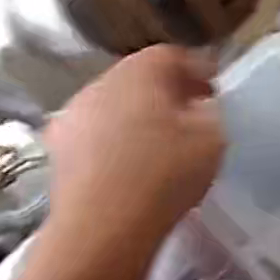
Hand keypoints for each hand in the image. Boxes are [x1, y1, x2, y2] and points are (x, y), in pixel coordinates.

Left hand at [43, 46, 223, 268]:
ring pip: (117, 106)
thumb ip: (215, 112)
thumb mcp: (214, 139)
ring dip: (142, 118)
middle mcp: (99, 83)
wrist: (105, 225)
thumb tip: (208, 104)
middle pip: (140, 78)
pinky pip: (99, 134)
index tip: (219, 90)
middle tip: (198, 119)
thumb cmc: (167, 174)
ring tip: (168, 147)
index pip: (172, 54)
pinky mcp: (60, 149)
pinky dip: (120, 143)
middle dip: (170, 94)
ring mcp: (73, 115)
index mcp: (139, 73)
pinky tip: (137, 169)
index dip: (199, 68)